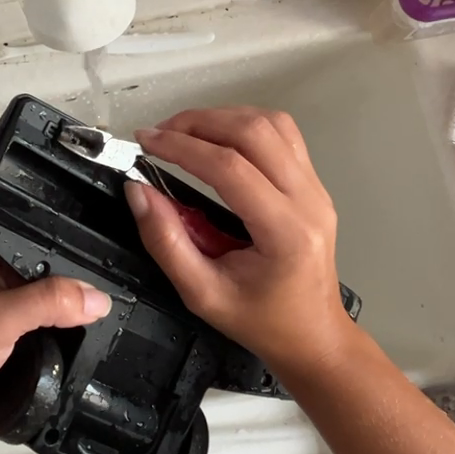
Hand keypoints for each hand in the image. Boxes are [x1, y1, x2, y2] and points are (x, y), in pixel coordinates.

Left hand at [0, 224, 110, 423]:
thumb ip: (47, 303)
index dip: (68, 237)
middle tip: (104, 286)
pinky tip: (80, 318)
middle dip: (74, 268)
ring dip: (71, 293)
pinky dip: (64, 310)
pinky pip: (49, 300)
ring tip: (97, 303)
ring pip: (53, 276)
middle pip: (50, 249)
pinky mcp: (13, 305)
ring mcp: (4, 279)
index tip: (100, 255)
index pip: (36, 223)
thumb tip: (97, 298)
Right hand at [125, 107, 356, 377]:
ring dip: (222, 117)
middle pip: (254, 132)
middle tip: (159, 134)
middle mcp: (309, 200)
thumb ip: (166, 241)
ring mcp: (317, 187)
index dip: (182, 147)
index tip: (144, 142)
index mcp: (285, 232)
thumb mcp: (201, 294)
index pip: (230, 168)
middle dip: (199, 122)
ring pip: (272, 123)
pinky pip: (282, 134)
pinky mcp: (314, 183)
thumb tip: (138, 190)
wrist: (313, 336)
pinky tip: (216, 139)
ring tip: (183, 132)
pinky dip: (244, 125)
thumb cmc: (259, 321)